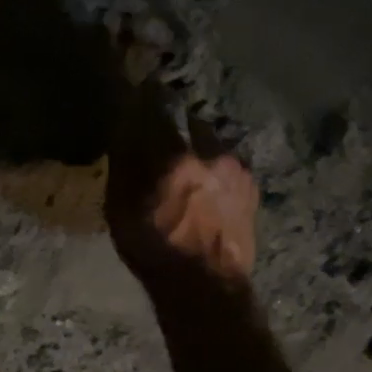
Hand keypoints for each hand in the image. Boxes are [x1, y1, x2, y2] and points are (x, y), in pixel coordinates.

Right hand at [104, 98, 258, 290]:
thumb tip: (126, 124)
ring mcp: (236, 167)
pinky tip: (202, 181)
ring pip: (211, 137)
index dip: (145, 93)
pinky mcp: (251, 185)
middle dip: (173, 118)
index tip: (137, 86)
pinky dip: (212, 161)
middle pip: (188, 117)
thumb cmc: (152, 248)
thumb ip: (125, 161)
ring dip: (195, 140)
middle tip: (159, 128)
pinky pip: (227, 159)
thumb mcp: (120, 206)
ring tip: (182, 158)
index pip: (157, 104)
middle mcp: (210, 151)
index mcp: (173, 154)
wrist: (206, 285)